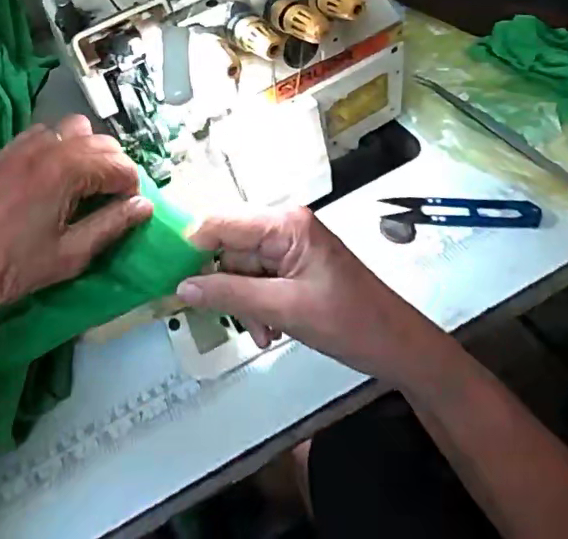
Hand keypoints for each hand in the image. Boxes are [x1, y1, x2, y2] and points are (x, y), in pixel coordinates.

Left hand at [0, 115, 153, 326]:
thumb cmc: (11, 268)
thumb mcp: (69, 255)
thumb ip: (111, 226)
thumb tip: (144, 206)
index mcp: (69, 170)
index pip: (120, 165)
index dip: (131, 189)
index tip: (126, 212)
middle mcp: (49, 147)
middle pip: (101, 142)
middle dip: (114, 167)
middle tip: (109, 200)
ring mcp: (22, 145)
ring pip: (72, 128)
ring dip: (87, 150)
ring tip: (81, 183)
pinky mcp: (2, 153)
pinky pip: (42, 133)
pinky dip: (57, 146)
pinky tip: (48, 176)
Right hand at [175, 207, 454, 385]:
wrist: (397, 345)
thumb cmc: (348, 321)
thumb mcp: (284, 309)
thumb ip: (230, 293)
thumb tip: (182, 286)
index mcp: (285, 223)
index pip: (222, 222)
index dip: (193, 246)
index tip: (170, 275)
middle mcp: (286, 226)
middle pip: (231, 248)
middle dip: (229, 286)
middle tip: (238, 322)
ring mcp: (292, 245)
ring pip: (244, 268)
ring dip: (246, 303)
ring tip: (265, 334)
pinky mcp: (296, 264)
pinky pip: (261, 279)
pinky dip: (259, 305)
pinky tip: (271, 330)